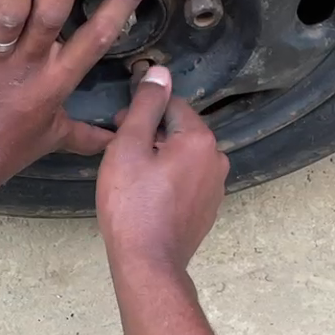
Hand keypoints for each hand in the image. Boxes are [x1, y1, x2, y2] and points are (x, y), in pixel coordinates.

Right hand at [96, 66, 229, 273]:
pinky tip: (146, 197)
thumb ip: (145, 106)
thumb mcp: (129, 147)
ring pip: (183, 156)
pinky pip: (187, 181)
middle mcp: (217, 159)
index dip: (141, 112)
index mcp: (200, 139)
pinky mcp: (208, 209)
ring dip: (159, 157)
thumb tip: (159, 72)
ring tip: (131, 177)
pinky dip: (168, 180)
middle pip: (179, 130)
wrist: (148, 263)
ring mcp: (216, 187)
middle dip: (150, 134)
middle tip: (120, 154)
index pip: (171, 105)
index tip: (117, 129)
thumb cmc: (131, 204)